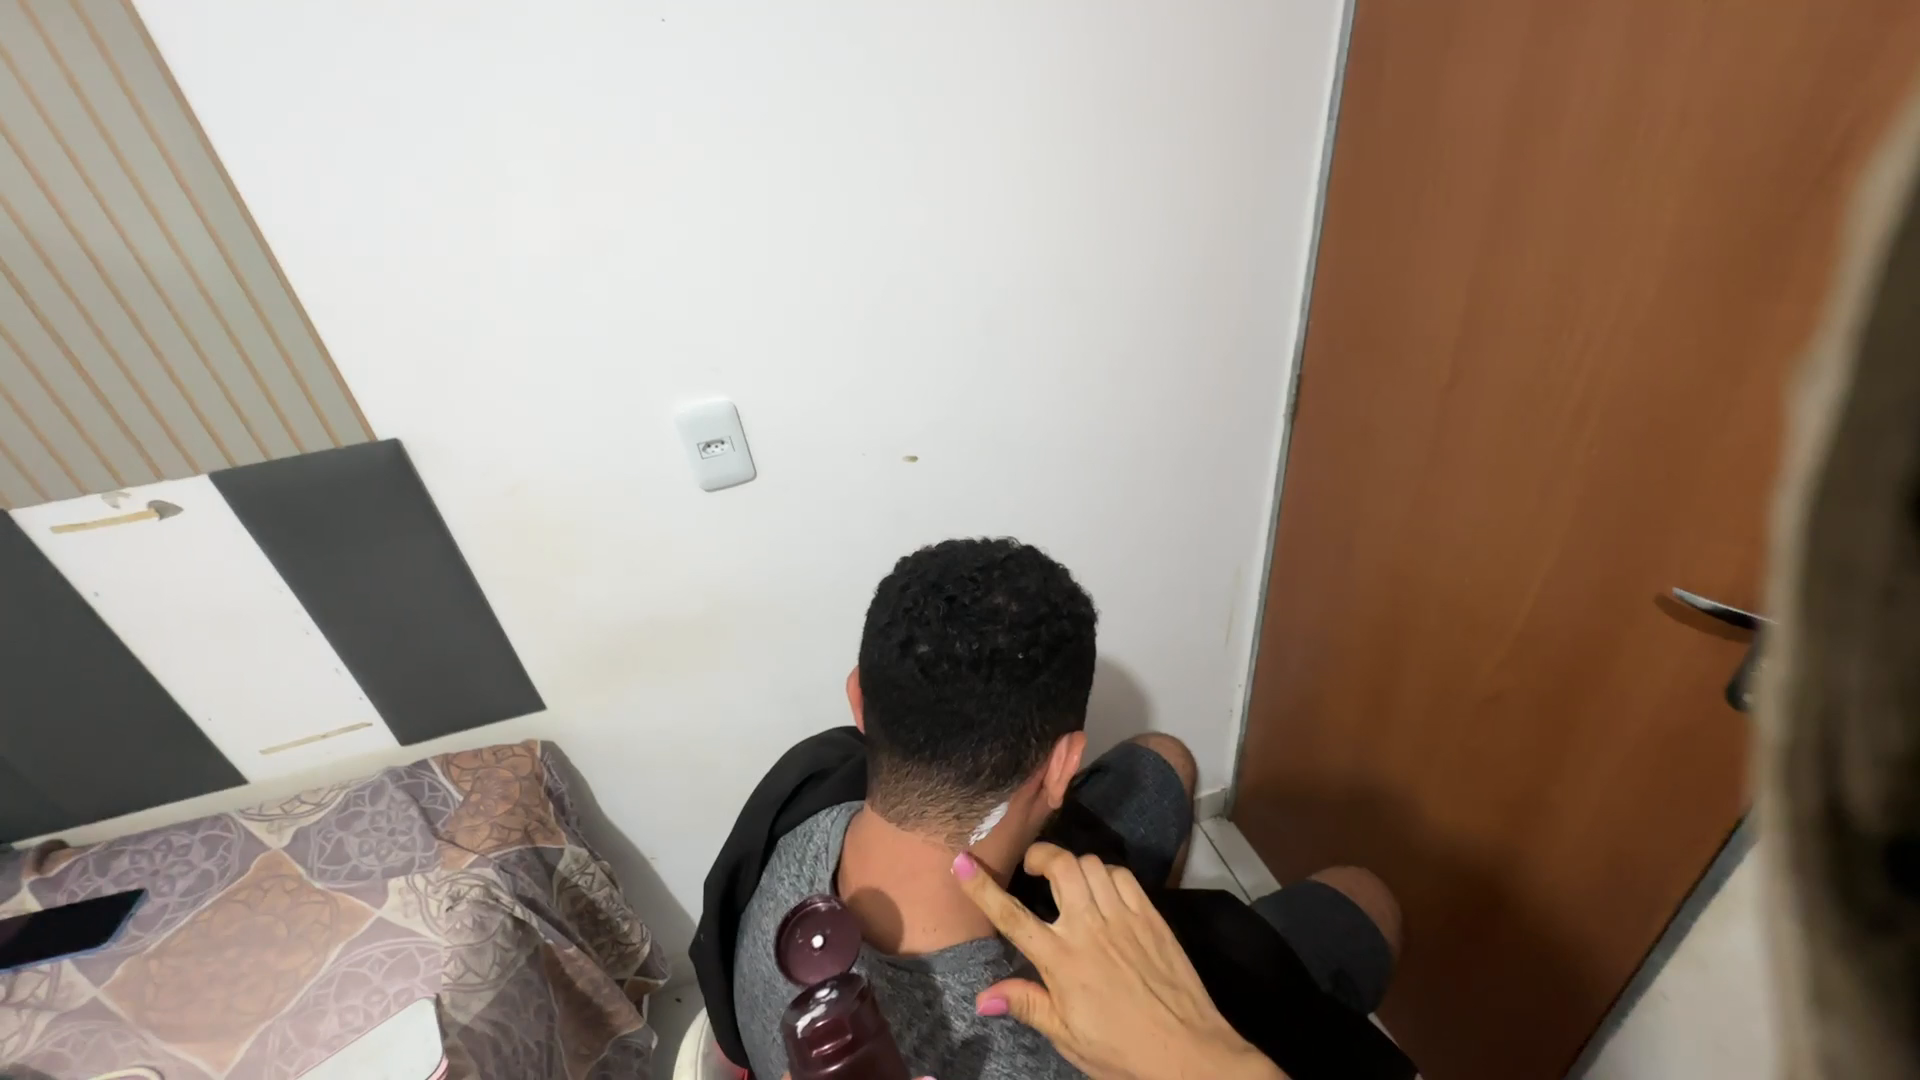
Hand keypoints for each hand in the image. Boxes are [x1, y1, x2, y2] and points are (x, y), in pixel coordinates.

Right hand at [952, 843, 1285, 1079]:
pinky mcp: (1149, 914)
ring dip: (1074, 865)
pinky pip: (1121, 874)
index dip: (982, 888)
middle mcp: (1088, 929)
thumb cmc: (1121, 1051)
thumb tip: (983, 997)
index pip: (1012, 917)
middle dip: (1040, 854)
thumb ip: (1027, 1004)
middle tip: (1033, 867)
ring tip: (1070, 883)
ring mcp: (1121, 917)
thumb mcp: (1068, 1037)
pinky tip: (1104, 891)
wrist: (1189, 1054)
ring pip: (1090, 863)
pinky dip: (1106, 873)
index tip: (962, 861)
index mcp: (1061, 961)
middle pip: (1059, 866)